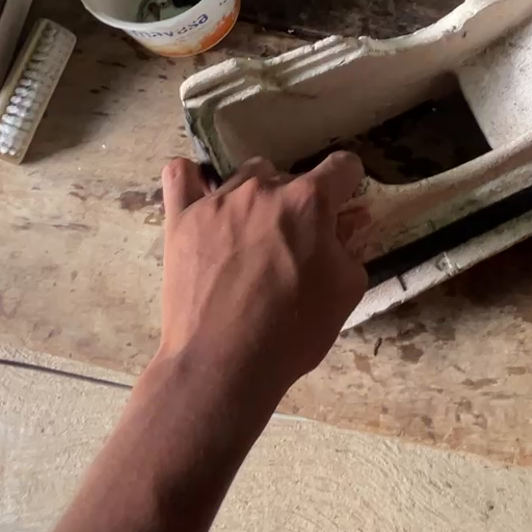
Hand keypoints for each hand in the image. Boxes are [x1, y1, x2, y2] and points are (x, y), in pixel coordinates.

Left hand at [154, 153, 369, 404]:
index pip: (342, 166)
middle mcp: (265, 188)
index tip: (342, 207)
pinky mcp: (181, 218)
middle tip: (295, 243)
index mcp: (310, 200)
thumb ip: (350, 244)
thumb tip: (349, 219)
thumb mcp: (345, 289)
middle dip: (300, 202)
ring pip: (247, 175)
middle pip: (292, 175)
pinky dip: (192, 179)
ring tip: (251, 236)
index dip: (348, 185)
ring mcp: (219, 200)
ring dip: (257, 197)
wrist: (222, 366)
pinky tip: (202, 196)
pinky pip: (180, 176)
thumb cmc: (293, 331)